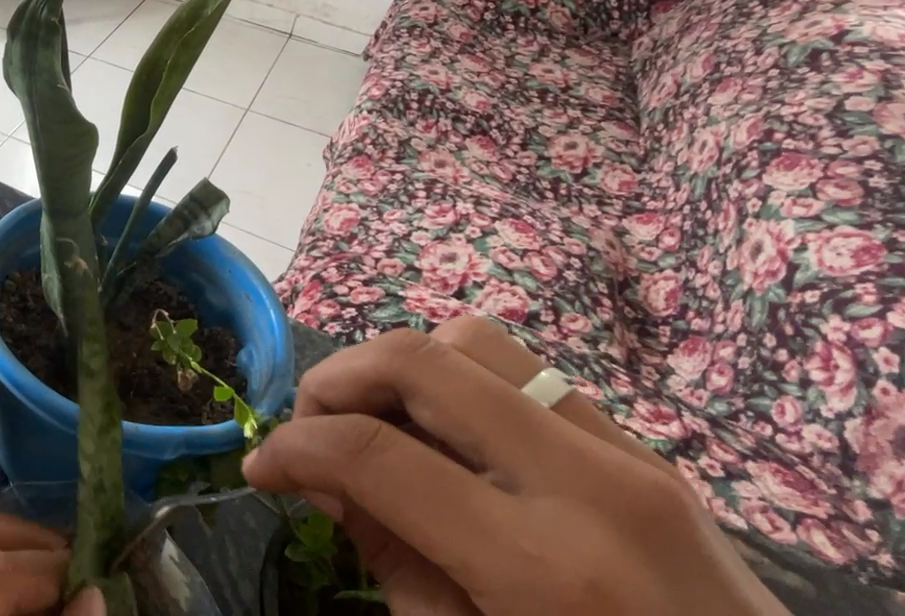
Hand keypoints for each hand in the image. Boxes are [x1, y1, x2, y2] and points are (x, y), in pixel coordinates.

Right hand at [242, 316, 787, 614]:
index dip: (295, 448)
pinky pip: (523, 372)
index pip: (376, 454)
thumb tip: (322, 476)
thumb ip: (388, 556)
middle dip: (336, 379)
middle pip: (419, 358)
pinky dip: (457, 382)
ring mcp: (626, 454)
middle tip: (312, 428)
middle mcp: (588, 482)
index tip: (262, 467)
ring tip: (379, 422)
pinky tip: (447, 439)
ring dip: (399, 367)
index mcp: (545, 565)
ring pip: (471, 339)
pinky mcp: (641, 447)